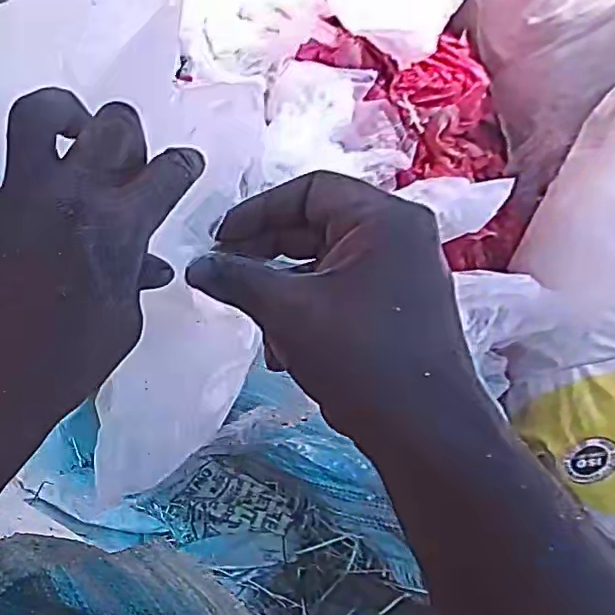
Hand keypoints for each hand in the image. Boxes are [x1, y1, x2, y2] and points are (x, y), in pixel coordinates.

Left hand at [0, 88, 203, 442]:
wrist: (12, 382)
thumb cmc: (77, 359)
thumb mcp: (126, 317)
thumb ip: (135, 274)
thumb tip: (148, 264)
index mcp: (121, 224)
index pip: (170, 170)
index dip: (183, 167)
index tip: (180, 169)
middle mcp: (73, 196)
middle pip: (114, 124)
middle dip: (128, 136)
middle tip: (121, 162)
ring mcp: (19, 202)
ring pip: (36, 115)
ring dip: (57, 112)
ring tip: (65, 129)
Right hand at [186, 171, 492, 460]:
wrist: (419, 424)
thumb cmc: (358, 355)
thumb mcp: (287, 311)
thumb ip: (236, 280)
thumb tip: (195, 266)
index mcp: (383, 220)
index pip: (309, 190)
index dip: (255, 211)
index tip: (215, 241)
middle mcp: (394, 237)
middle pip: (311, 225)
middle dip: (260, 252)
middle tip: (220, 276)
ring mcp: (393, 274)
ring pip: (314, 263)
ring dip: (274, 287)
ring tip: (249, 317)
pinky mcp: (386, 307)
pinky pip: (329, 292)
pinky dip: (297, 310)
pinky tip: (280, 347)